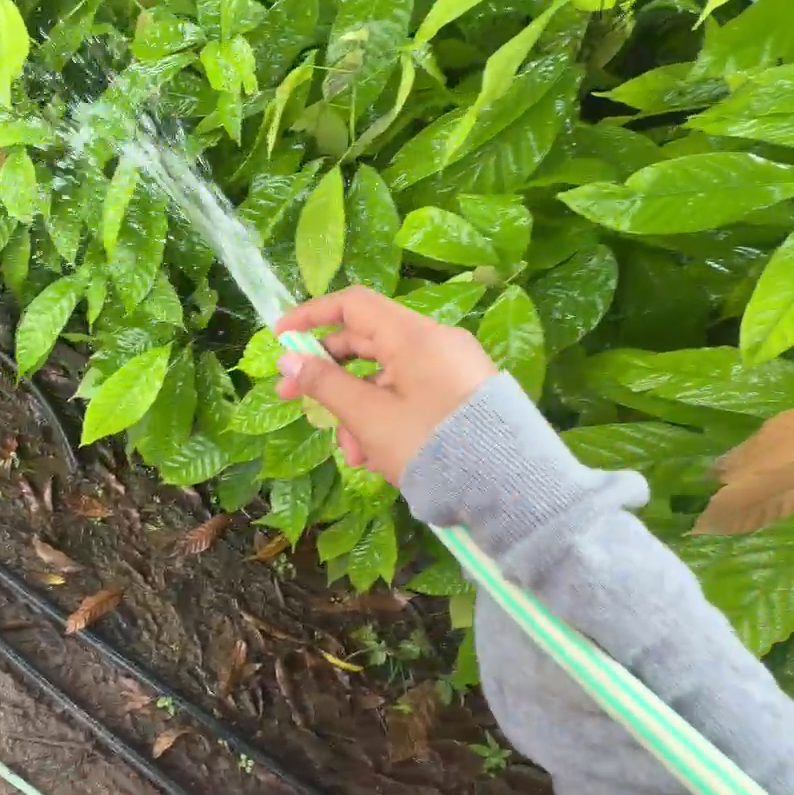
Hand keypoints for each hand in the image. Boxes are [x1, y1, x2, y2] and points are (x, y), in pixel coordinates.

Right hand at [275, 286, 496, 483]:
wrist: (513, 490)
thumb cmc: (430, 444)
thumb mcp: (367, 416)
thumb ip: (324, 383)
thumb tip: (289, 361)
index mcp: (413, 336)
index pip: (352, 304)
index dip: (310, 315)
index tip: (280, 338)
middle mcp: (434, 343)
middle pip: (364, 342)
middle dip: (325, 374)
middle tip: (289, 397)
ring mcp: (450, 369)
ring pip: (382, 376)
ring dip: (353, 408)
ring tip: (350, 453)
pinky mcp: (459, 395)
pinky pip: (407, 394)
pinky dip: (382, 417)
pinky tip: (375, 457)